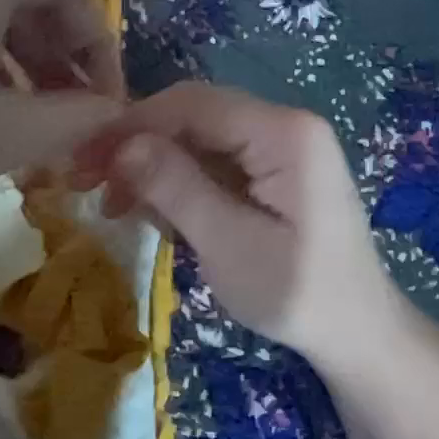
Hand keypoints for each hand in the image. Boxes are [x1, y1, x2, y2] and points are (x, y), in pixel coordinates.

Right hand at [74, 82, 408, 369]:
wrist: (356, 335)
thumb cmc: (296, 294)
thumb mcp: (228, 243)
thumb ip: (176, 187)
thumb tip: (122, 146)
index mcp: (283, 132)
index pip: (190, 104)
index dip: (130, 126)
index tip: (82, 162)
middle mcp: (282, 127)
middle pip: (191, 117)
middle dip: (135, 146)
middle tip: (86, 183)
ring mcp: (278, 151)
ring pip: (195, 141)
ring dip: (150, 169)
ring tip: (115, 209)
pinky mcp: (271, 176)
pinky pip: (211, 166)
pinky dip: (176, 186)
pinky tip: (154, 217)